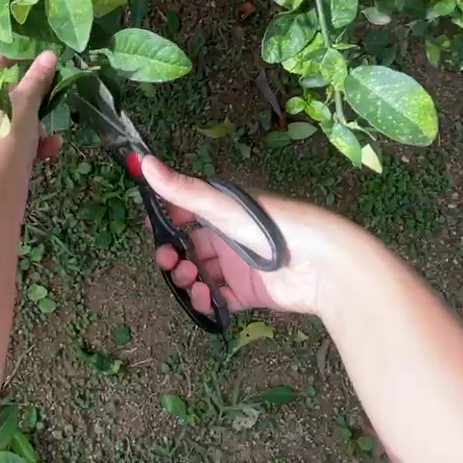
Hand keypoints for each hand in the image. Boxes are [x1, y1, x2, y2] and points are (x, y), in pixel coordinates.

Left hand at [0, 51, 62, 183]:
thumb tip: (49, 54)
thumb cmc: (4, 137)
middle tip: (50, 95)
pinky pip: (14, 144)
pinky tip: (52, 148)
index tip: (36, 60)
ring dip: (36, 126)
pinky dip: (32, 145)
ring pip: (13, 122)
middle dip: (31, 102)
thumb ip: (37, 79)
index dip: (13, 62)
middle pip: (5, 98)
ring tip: (48, 134)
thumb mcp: (24, 104)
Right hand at [141, 155, 337, 317]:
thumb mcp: (220, 206)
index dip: (166, 221)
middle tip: (167, 261)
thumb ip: (181, 190)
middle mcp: (228, 236)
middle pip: (189, 247)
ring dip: (187, 278)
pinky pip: (219, 298)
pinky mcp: (248, 292)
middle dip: (172, 254)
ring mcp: (237, 266)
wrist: (320, 263)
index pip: (185, 212)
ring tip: (190, 280)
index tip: (151, 229)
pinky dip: (206, 301)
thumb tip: (142, 160)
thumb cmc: (270, 225)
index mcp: (222, 211)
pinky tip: (204, 298)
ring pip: (200, 273)